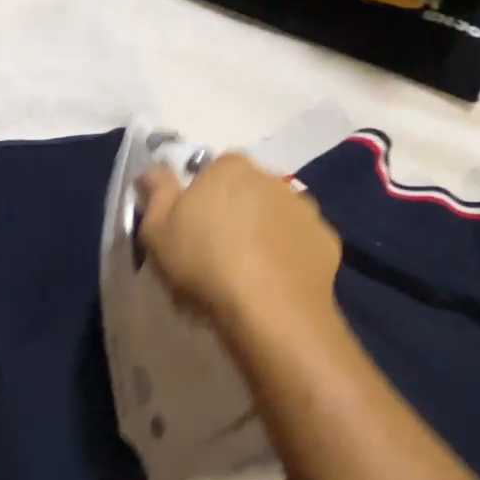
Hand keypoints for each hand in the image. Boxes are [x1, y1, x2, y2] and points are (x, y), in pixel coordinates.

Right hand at [137, 154, 342, 327]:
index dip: (199, 197)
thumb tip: (154, 170)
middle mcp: (271, 178)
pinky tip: (273, 282)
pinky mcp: (325, 239)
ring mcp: (304, 207)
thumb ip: (156, 193)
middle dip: (233, 211)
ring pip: (274, 214)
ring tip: (247, 271)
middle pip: (245, 190)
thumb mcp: (157, 232)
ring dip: (262, 231)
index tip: (190, 227)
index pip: (212, 170)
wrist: (269, 311)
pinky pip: (298, 241)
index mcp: (229, 169)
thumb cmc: (203, 265)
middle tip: (215, 251)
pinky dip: (287, 254)